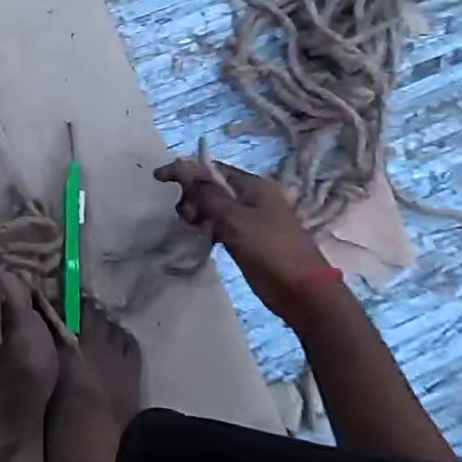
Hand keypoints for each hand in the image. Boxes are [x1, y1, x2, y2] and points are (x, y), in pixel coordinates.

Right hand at [154, 158, 330, 285]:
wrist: (303, 292)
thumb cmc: (270, 250)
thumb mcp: (234, 219)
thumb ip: (208, 196)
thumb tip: (186, 176)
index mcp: (253, 185)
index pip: (212, 168)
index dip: (185, 170)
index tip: (158, 178)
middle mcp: (253, 197)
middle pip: (212, 187)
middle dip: (192, 195)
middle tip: (185, 216)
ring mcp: (253, 219)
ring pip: (216, 207)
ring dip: (199, 213)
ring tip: (192, 229)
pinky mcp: (250, 239)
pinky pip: (222, 225)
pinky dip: (209, 227)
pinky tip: (203, 238)